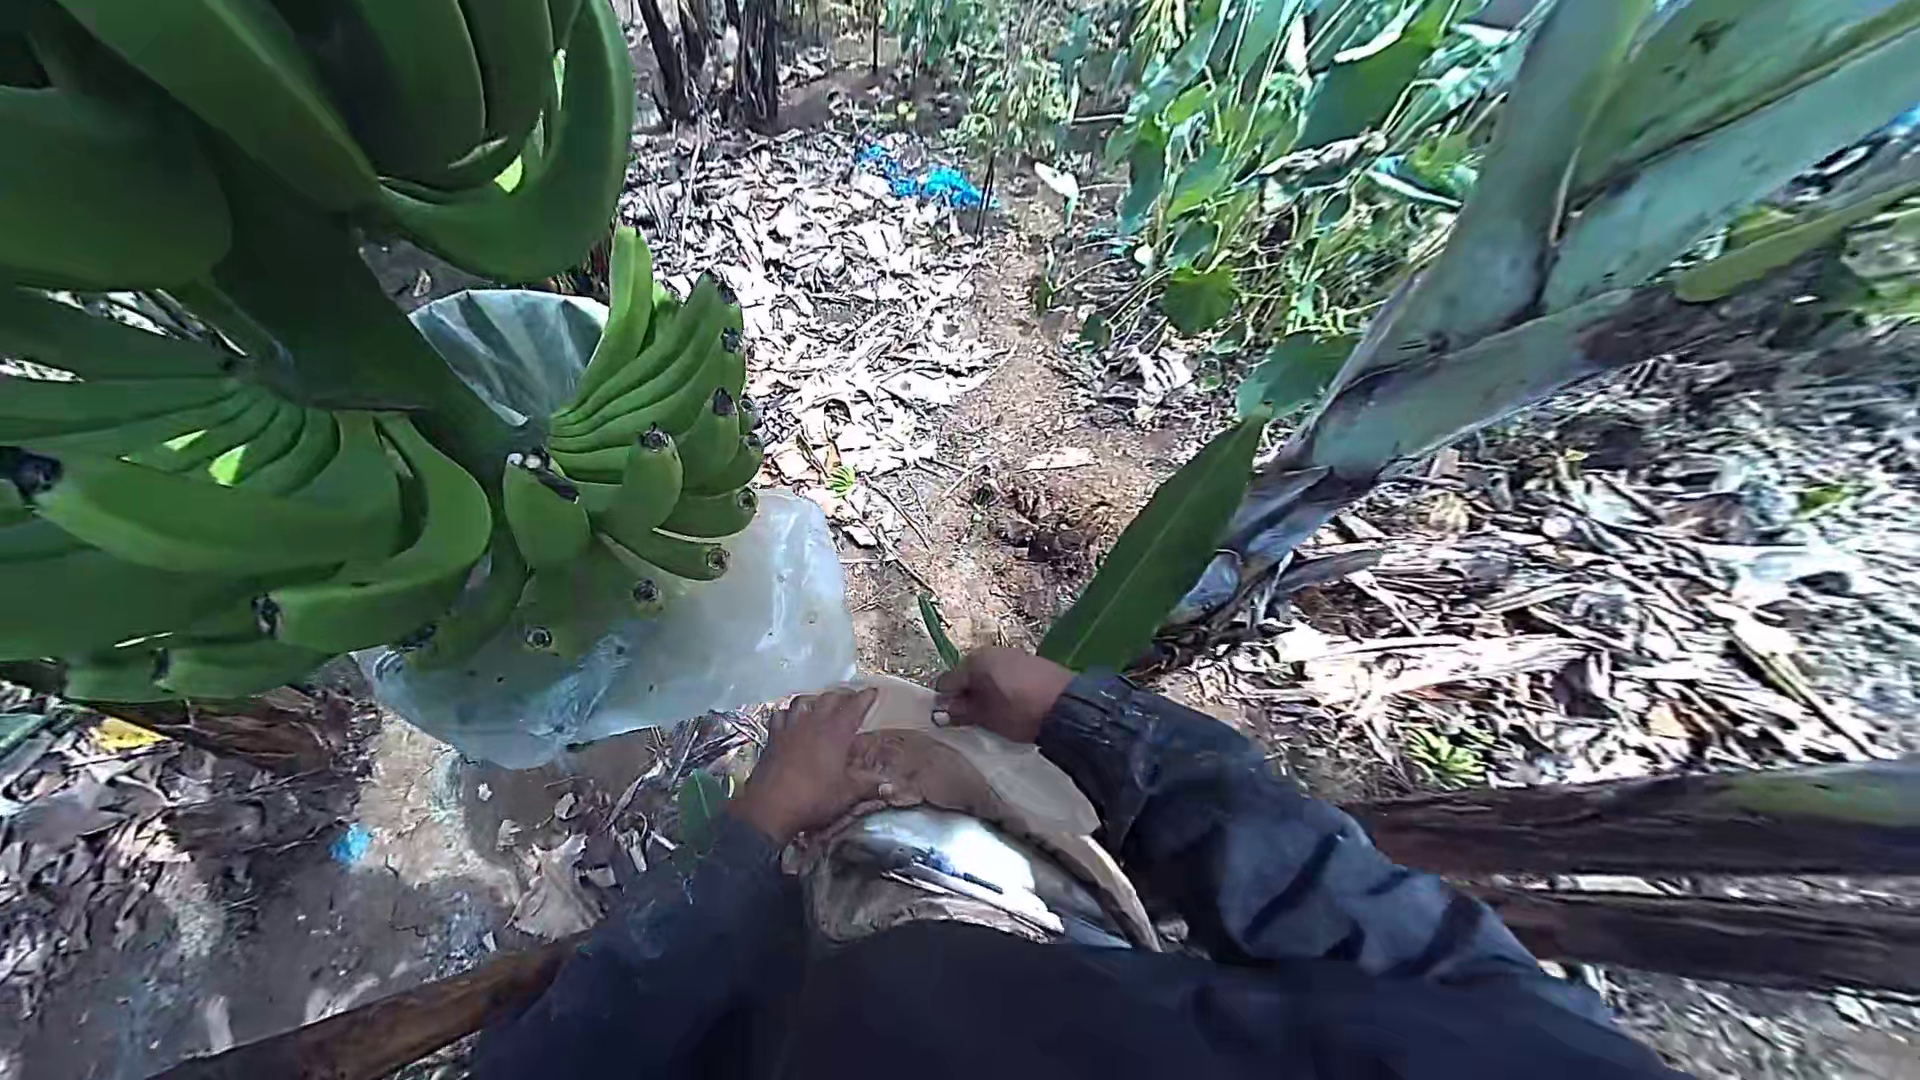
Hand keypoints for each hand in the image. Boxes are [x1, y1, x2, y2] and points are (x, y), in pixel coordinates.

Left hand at [730, 687, 879, 845]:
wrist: (769, 809)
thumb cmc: (813, 799)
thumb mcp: (846, 794)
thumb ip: (868, 785)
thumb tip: (890, 785)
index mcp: (836, 732)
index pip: (855, 706)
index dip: (866, 697)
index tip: (873, 692)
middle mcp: (814, 723)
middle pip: (830, 698)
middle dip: (843, 695)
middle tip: (851, 700)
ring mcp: (790, 727)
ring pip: (803, 701)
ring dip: (815, 700)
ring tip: (821, 705)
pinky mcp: (773, 737)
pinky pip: (780, 715)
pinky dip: (788, 713)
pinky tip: (790, 720)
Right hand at [934, 647, 1073, 743]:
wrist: (1068, 705)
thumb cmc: (1019, 711)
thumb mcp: (986, 717)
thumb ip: (961, 712)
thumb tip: (942, 711)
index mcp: (973, 661)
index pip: (946, 681)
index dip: (946, 702)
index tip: (952, 720)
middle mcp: (989, 651)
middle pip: (966, 675)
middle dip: (967, 695)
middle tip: (974, 719)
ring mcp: (1011, 653)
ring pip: (987, 674)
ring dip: (985, 691)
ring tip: (995, 714)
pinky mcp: (1029, 660)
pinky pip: (1004, 673)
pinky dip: (1002, 687)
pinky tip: (1013, 705)